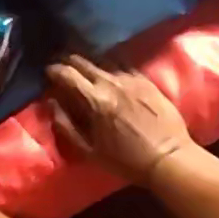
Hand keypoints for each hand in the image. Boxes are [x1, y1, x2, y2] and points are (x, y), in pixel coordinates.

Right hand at [47, 55, 196, 183]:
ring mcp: (129, 77)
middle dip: (68, 61)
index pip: (66, 72)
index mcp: (95, 100)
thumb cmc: (127, 160)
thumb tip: (51, 103)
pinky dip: (110, 64)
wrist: (170, 159)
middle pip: (81, 59)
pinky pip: (122, 63)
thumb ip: (66, 126)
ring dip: (89, 61)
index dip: (53, 69)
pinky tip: (110, 71)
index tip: (48, 73)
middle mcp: (110, 82)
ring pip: (101, 57)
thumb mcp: (90, 152)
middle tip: (64, 68)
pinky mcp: (144, 78)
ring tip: (86, 68)